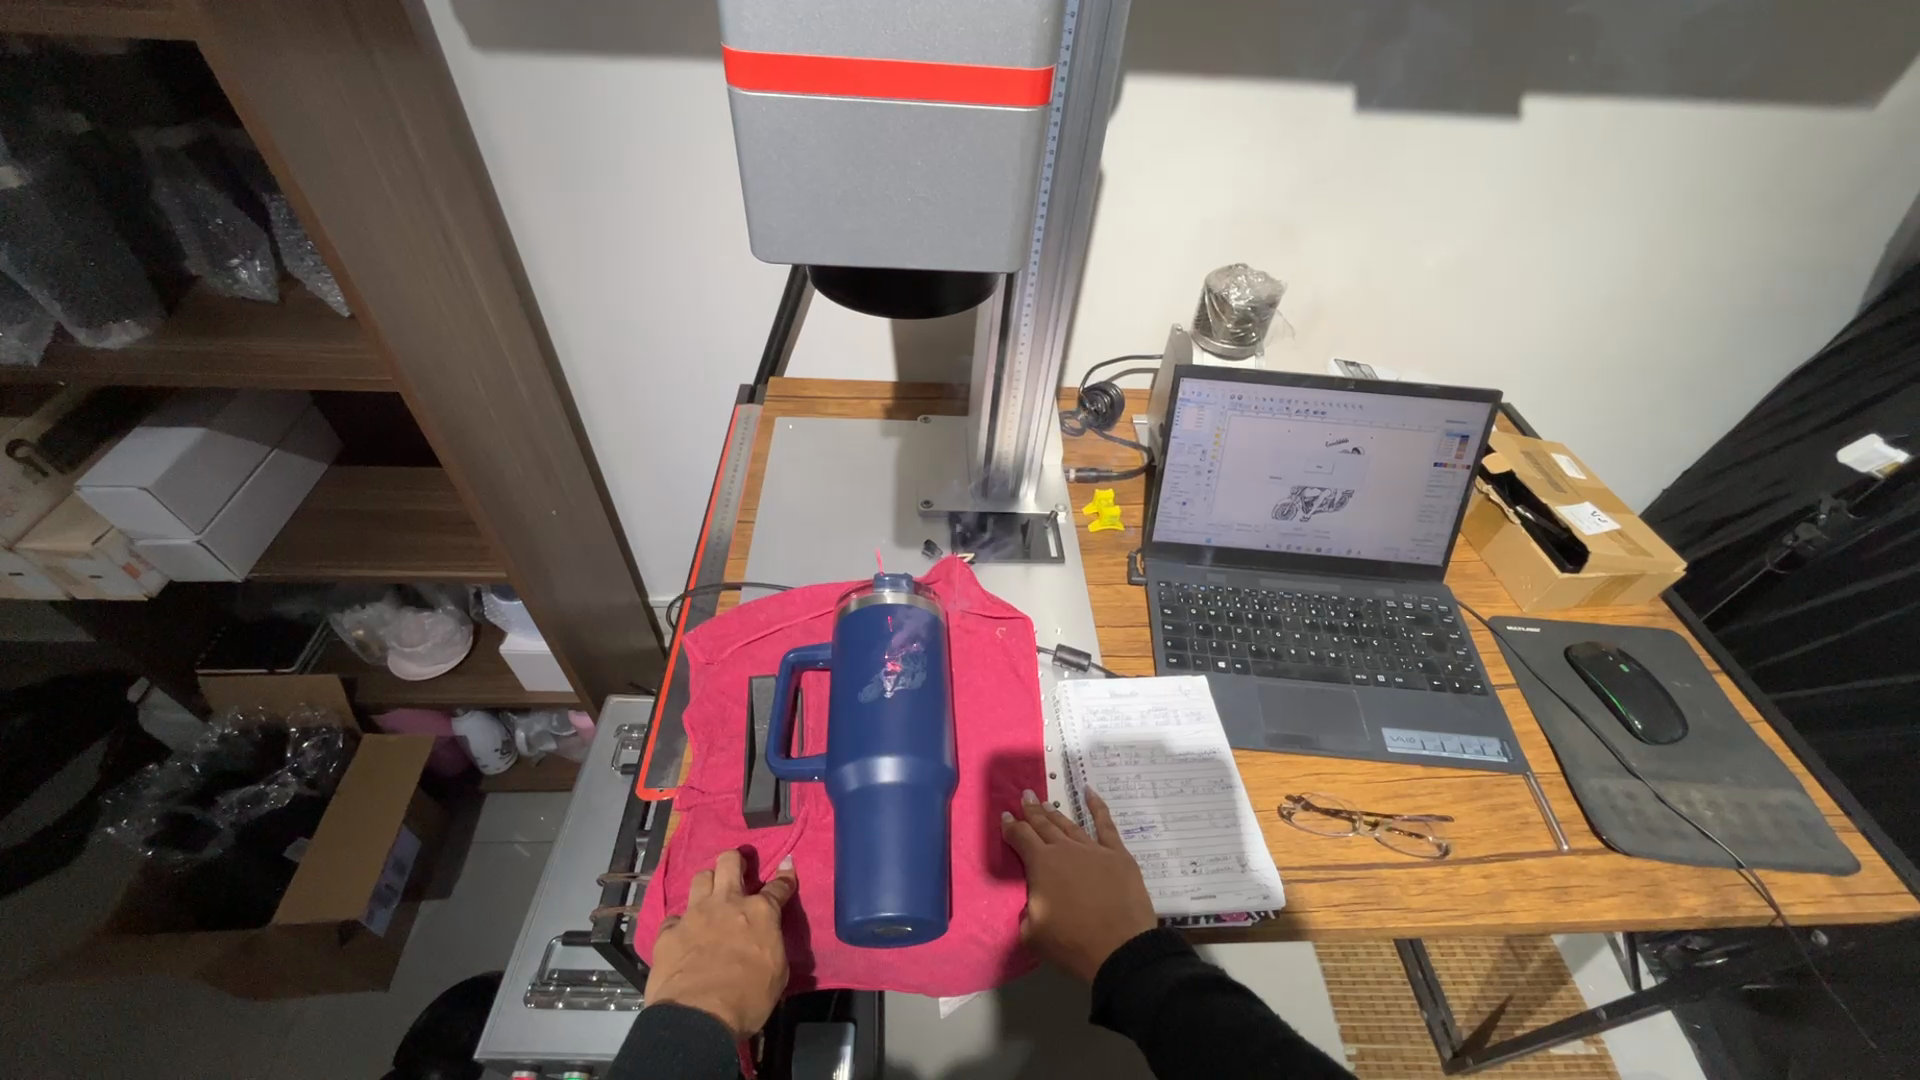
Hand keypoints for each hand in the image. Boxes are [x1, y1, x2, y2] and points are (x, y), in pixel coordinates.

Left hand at [644, 849, 796, 1037]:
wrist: (698, 1016)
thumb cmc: (748, 998)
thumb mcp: (778, 972)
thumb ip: (773, 945)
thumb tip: (769, 939)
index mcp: (761, 912)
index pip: (779, 886)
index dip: (786, 875)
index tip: (788, 865)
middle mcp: (727, 902)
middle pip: (729, 861)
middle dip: (735, 861)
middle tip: (738, 873)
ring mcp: (695, 914)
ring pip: (700, 877)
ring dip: (707, 885)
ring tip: (709, 898)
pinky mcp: (668, 932)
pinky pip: (674, 917)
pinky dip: (680, 924)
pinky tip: (682, 936)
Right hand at [1001, 787, 1157, 981]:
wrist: (1120, 949)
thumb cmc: (1072, 943)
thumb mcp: (1033, 933)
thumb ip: (1027, 913)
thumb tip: (1035, 903)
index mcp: (1041, 864)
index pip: (1021, 837)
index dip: (1011, 826)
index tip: (1006, 816)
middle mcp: (1064, 849)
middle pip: (1044, 825)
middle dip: (1032, 811)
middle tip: (1026, 796)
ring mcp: (1092, 849)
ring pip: (1069, 825)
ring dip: (1055, 813)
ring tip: (1046, 803)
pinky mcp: (1117, 854)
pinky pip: (1105, 824)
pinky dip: (1097, 806)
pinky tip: (1090, 792)